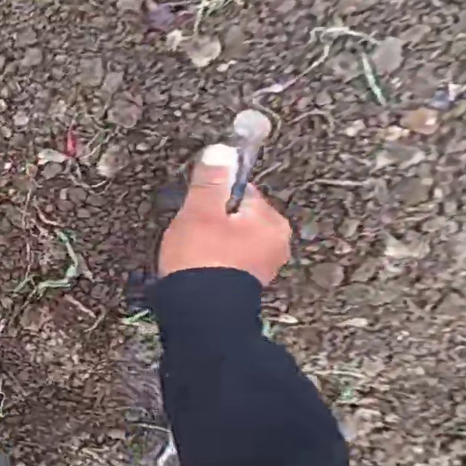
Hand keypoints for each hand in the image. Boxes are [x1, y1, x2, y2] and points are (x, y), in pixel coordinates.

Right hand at [158, 143, 291, 284]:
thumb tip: (221, 152)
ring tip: (190, 251)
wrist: (201, 313)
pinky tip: (196, 265)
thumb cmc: (202, 261)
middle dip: (212, 219)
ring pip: (231, 236)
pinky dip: (213, 258)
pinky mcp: (247, 282)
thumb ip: (211, 181)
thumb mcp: (200, 212)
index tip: (196, 206)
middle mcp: (275, 242)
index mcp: (270, 221)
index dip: (213, 196)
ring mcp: (262, 264)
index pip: (242, 190)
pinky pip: (229, 257)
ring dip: (211, 239)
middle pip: (237, 214)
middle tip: (191, 230)